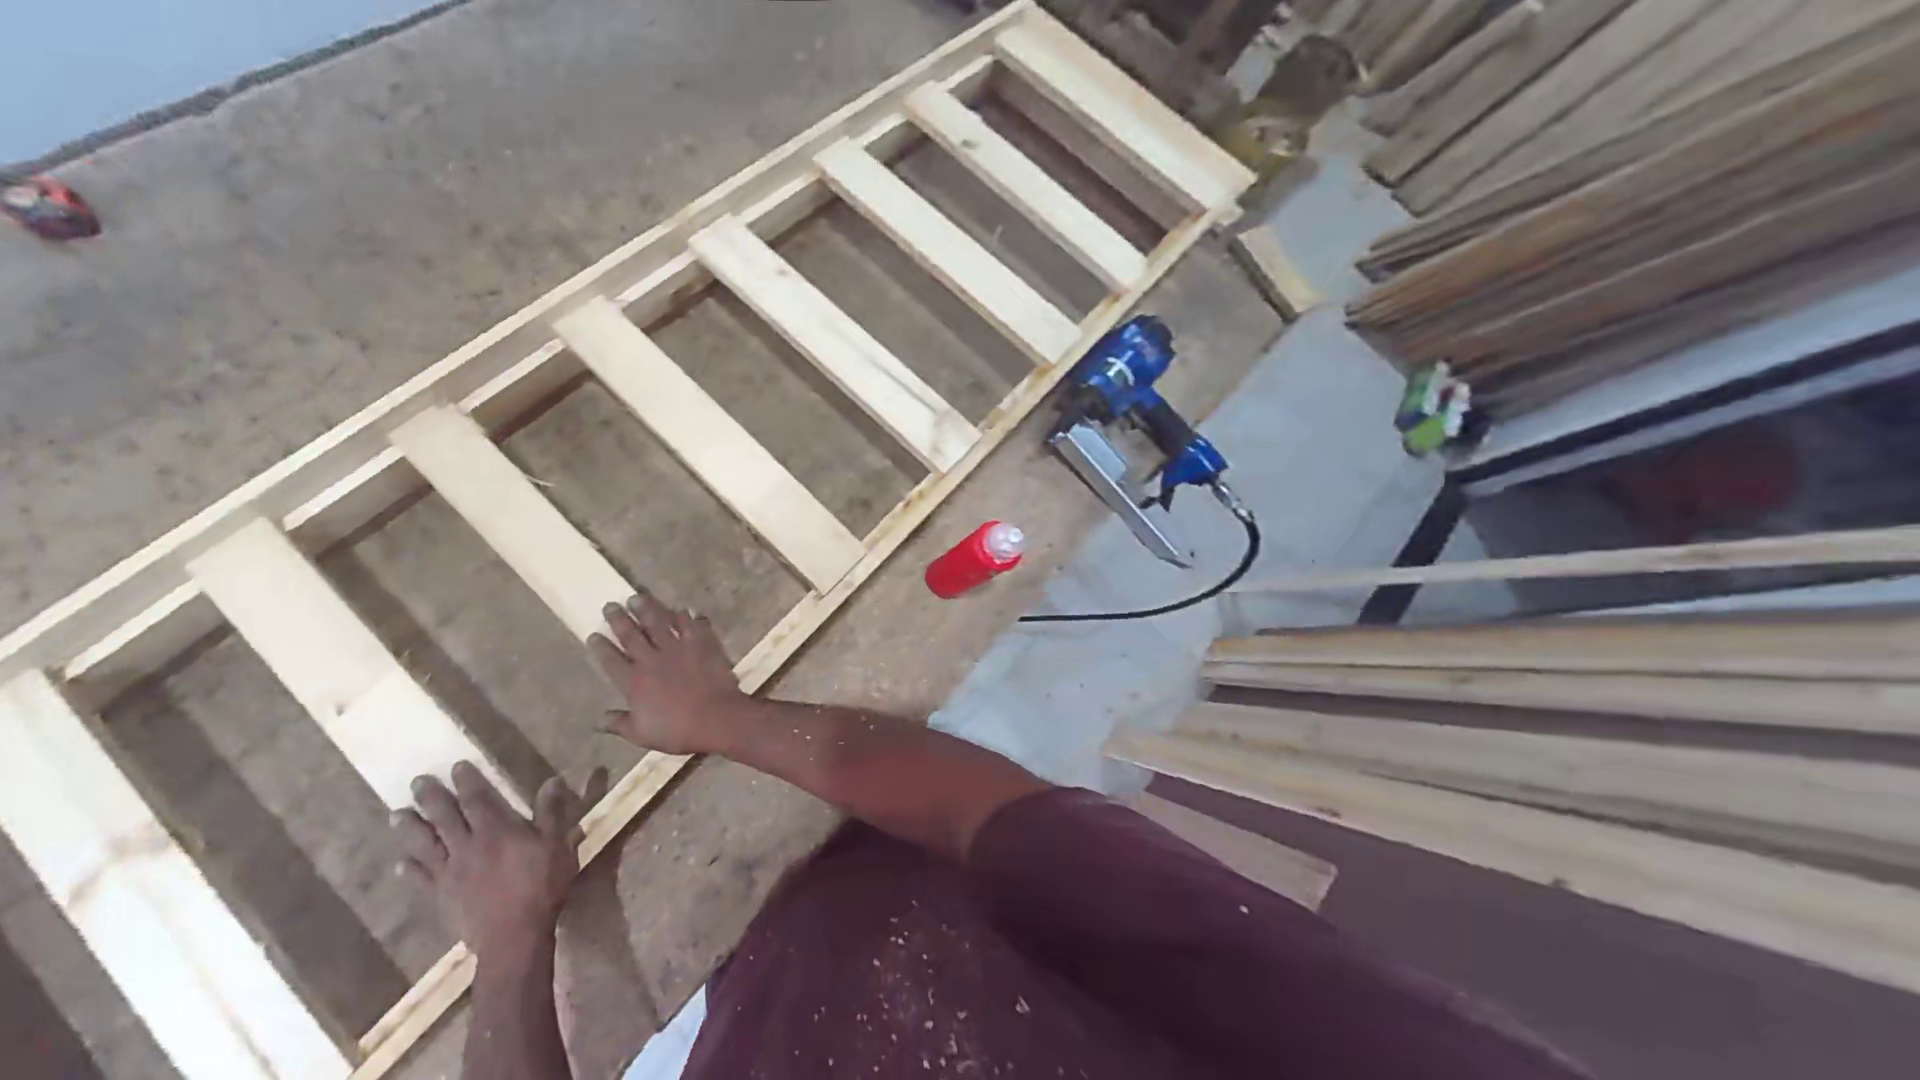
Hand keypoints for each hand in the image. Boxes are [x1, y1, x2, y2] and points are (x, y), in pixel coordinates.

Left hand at [392, 762, 580, 958]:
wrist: (513, 936)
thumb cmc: (541, 885)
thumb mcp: (557, 845)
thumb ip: (552, 813)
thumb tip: (552, 781)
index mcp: (496, 831)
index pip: (477, 799)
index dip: (467, 781)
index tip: (457, 766)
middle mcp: (467, 846)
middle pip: (444, 817)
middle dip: (431, 798)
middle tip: (416, 782)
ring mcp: (451, 872)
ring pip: (425, 845)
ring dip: (410, 828)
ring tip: (396, 815)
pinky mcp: (443, 896)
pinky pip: (422, 878)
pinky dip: (409, 869)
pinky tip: (399, 864)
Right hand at [587, 591, 749, 756]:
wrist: (717, 717)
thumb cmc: (677, 730)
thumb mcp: (641, 734)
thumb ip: (619, 724)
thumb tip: (598, 721)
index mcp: (634, 682)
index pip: (611, 660)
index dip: (601, 647)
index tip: (593, 634)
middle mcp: (652, 660)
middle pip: (631, 635)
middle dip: (619, 619)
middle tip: (611, 605)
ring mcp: (678, 649)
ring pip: (659, 623)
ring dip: (648, 608)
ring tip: (638, 596)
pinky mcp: (701, 644)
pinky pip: (691, 625)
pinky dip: (686, 617)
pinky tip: (682, 609)